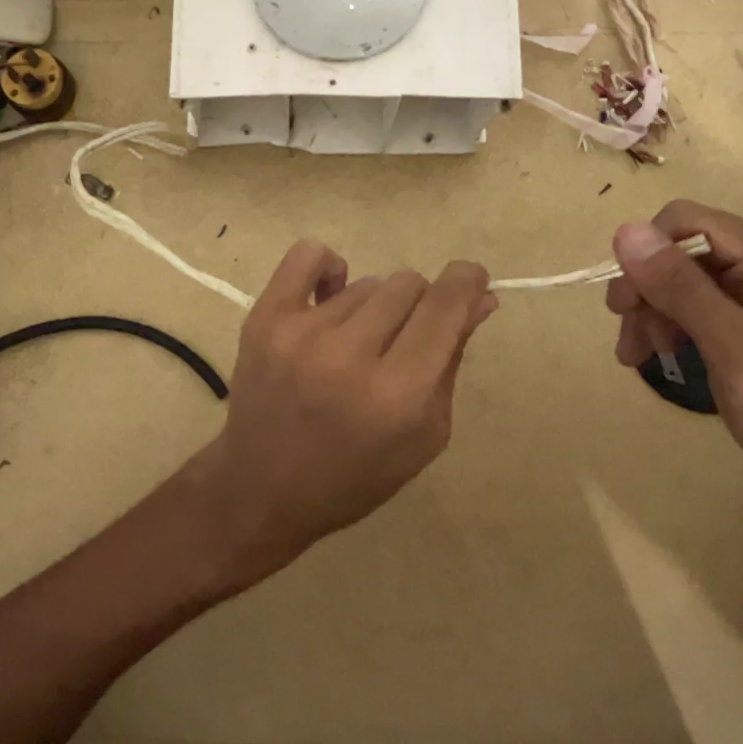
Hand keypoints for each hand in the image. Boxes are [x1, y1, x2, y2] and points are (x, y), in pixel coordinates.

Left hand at [191, 240, 496, 576]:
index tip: (472, 280)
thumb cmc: (354, 475)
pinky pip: (308, 257)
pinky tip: (329, 296)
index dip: (467, 282)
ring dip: (373, 307)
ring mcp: (302, 333)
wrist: (262, 486)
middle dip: (418, 307)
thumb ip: (452, 364)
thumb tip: (480, 300)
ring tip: (356, 344)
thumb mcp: (423, 435)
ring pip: (366, 283)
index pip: (445, 306)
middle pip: (408, 286)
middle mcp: (350, 355)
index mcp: (397, 394)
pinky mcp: (264, 319)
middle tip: (401, 340)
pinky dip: (327, 267)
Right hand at [604, 200, 742, 531]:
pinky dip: (683, 327)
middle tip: (630, 344)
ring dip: (660, 312)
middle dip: (651, 291)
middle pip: (692, 251)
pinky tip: (671, 357)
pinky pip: (715, 307)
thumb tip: (624, 230)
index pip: (693, 223)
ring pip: (697, 280)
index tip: (623, 310)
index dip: (647, 256)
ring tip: (643, 358)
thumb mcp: (738, 354)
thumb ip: (683, 290)